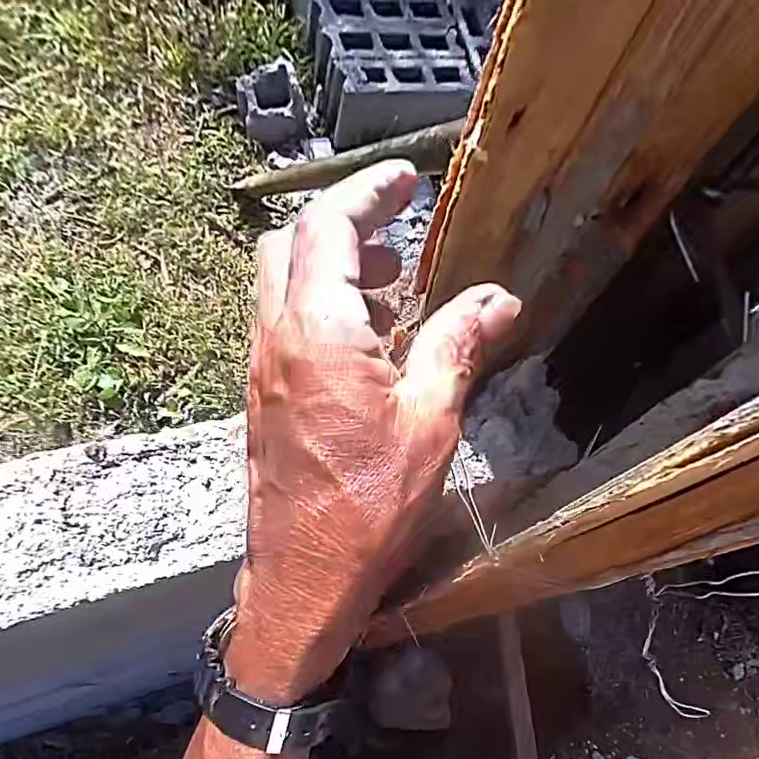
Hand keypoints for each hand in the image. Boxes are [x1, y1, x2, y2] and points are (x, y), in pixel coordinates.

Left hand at [226, 160, 520, 704]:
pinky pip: (283, 331)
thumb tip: (497, 300)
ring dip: (332, 273)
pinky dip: (319, 314)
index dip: (368, 191)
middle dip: (343, 228)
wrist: (306, 578)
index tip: (405, 180)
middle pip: (292, 245)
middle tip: (397, 247)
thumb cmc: (370, 507)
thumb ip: (458, 346)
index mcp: (318, 334)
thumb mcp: (431, 422)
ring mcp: (261, 374)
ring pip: (282, 287)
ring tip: (390, 297)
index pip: (329, 224)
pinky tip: (365, 352)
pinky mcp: (263, 404)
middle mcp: (275, 342)